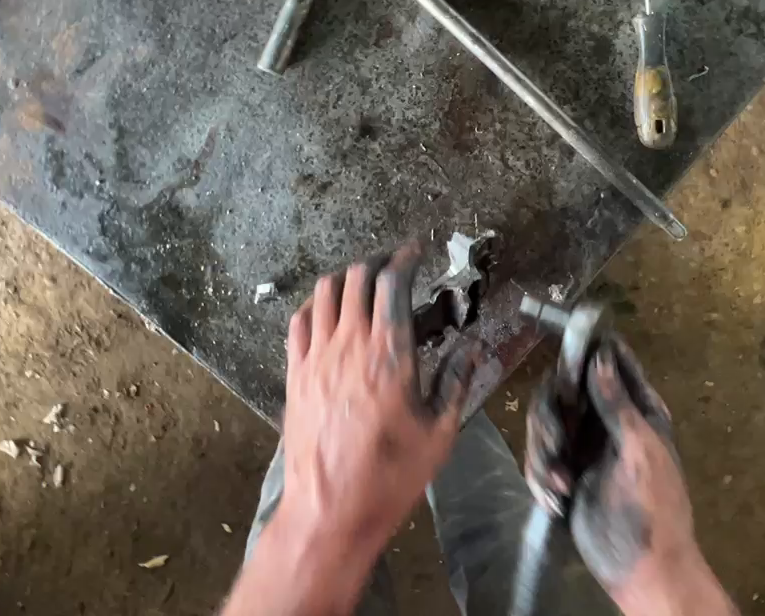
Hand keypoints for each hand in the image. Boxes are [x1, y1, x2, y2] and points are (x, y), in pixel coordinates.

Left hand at [223, 245, 476, 615]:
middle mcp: (349, 344)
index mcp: (389, 354)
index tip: (417, 252)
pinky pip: (298, 321)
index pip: (392, 283)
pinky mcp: (295, 373)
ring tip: (363, 283)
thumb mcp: (440, 433)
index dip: (405, 258)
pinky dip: (315, 304)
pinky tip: (328, 312)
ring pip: (324, 291)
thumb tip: (470, 347)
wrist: (330, 511)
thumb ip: (456, 382)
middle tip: (395, 266)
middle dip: (378, 260)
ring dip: (346, 277)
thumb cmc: (392, 476)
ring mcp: (317, 357)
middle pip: (356, 276)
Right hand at [526, 337, 735, 615]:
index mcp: (636, 407)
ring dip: (544, 452)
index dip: (586, 350)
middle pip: (561, 389)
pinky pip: (537, 455)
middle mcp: (604, 417)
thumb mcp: (639, 451)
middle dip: (551, 416)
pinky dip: (540, 476)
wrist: (642, 570)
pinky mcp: (563, 469)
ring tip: (559, 484)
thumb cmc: (654, 507)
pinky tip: (557, 500)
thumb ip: (616, 403)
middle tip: (556, 443)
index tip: (565, 359)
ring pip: (543, 421)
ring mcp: (581, 443)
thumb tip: (599, 354)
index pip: (609, 360)